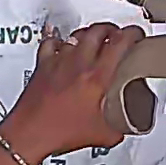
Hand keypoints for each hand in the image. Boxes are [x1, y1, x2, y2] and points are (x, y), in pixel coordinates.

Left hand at [0, 22, 145, 160]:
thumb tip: (124, 128)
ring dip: (89, 34)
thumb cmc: (60, 132)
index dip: (132, 33)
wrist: (29, 134)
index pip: (120, 42)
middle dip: (112, 29)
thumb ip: (118, 129)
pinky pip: (50, 42)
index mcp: (97, 77)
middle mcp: (78, 63)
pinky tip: (60, 43)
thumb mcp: (100, 135)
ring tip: (94, 39)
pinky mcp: (43, 65)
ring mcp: (59, 61)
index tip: (136, 35)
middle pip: (98, 31)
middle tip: (117, 35)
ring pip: (77, 35)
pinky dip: (58, 39)